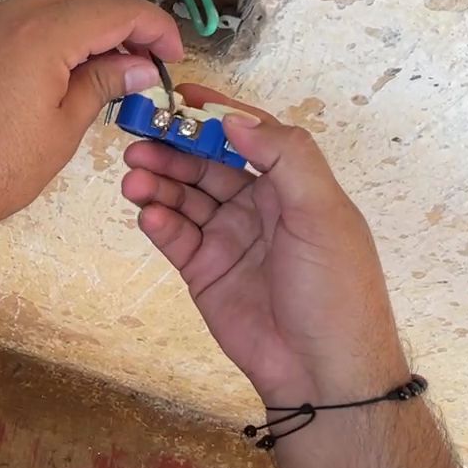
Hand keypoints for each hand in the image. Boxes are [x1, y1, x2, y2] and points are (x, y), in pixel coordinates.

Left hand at [0, 0, 181, 346]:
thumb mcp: (63, 127)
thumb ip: (104, 84)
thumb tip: (140, 67)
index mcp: (40, 34)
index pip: (116, 9)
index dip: (155, 27)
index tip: (173, 54)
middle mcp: (9, 15)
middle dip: (126, 20)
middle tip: (148, 59)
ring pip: (55, 1)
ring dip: (91, 22)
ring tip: (113, 63)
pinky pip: (26, 17)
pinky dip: (58, 28)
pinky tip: (71, 63)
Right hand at [120, 84, 406, 407]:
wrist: (321, 370)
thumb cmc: (335, 287)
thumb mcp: (324, 212)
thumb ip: (285, 157)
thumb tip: (235, 118)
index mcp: (290, 185)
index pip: (245, 136)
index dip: (212, 115)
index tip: (177, 97)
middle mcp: (255, 205)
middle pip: (203, 165)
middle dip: (171, 150)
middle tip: (139, 142)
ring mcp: (225, 237)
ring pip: (182, 197)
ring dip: (157, 183)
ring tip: (133, 178)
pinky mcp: (202, 269)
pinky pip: (174, 236)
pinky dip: (159, 222)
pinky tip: (149, 216)